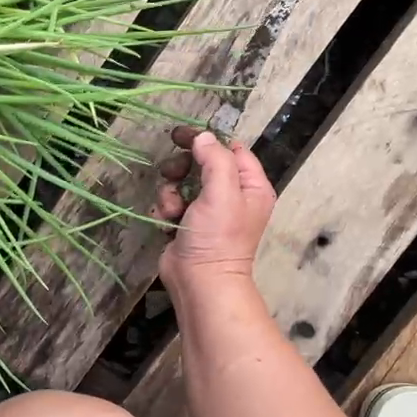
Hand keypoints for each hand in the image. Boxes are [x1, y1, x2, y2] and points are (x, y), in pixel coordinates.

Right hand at [155, 125, 275, 292]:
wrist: (199, 279)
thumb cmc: (217, 236)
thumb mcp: (222, 193)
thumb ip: (215, 160)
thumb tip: (203, 137)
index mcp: (251, 186)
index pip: (232, 150)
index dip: (208, 140)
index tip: (180, 136)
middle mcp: (232, 195)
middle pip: (203, 164)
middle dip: (183, 168)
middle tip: (171, 173)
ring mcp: (208, 210)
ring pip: (182, 183)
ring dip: (171, 192)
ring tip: (172, 208)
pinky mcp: (186, 222)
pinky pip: (172, 202)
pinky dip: (165, 209)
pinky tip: (167, 221)